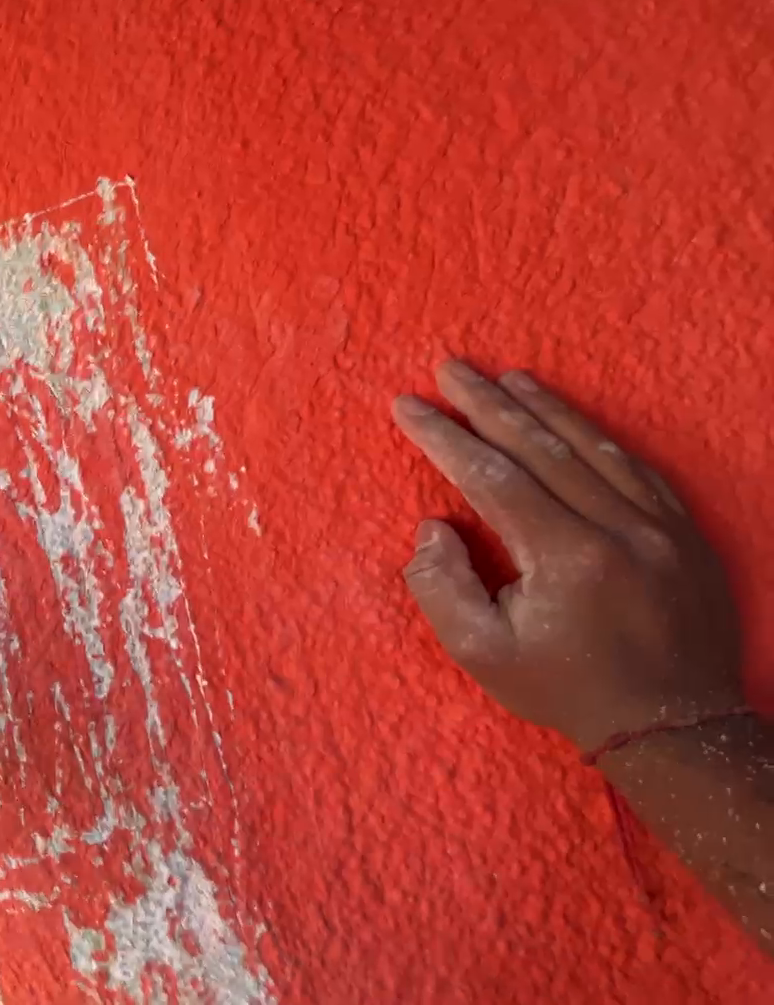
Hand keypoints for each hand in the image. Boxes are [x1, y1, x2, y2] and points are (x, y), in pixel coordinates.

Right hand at [392, 360, 743, 750]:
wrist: (673, 725)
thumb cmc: (560, 686)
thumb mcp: (478, 649)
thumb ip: (441, 583)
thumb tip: (435, 526)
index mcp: (567, 556)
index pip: (493, 475)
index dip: (445, 436)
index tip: (409, 405)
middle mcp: (620, 530)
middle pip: (542, 448)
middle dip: (488, 403)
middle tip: (450, 367)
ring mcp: (661, 529)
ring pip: (593, 449)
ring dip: (545, 407)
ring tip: (506, 377)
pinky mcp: (683, 535)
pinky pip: (636, 469)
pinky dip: (595, 435)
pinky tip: (569, 418)